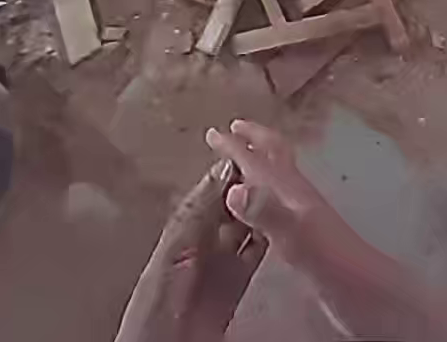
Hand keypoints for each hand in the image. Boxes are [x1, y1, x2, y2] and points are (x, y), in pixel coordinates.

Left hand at [114, 157, 266, 341]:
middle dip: (255, 184)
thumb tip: (227, 166)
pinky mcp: (237, 281)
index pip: (217, 183)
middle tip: (281, 167)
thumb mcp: (178, 244)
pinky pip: (256, 252)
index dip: (237, 166)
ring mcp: (224, 258)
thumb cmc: (158, 298)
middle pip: (236, 200)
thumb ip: (202, 207)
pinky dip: (270, 238)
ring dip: (266, 208)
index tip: (260, 148)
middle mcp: (207, 235)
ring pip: (249, 222)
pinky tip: (284, 226)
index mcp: (188, 220)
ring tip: (288, 190)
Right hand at [203, 120, 334, 246]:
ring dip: (258, 161)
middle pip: (274, 152)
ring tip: (242, 160)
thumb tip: (233, 189)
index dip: (234, 145)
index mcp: (288, 187)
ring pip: (276, 173)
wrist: (365, 288)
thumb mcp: (295, 236)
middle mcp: (295, 192)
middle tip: (234, 128)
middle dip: (253, 138)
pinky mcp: (305, 231)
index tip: (212, 132)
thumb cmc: (330, 259)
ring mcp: (302, 210)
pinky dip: (264, 191)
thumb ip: (266, 211)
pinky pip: (278, 198)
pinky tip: (259, 208)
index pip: (256, 159)